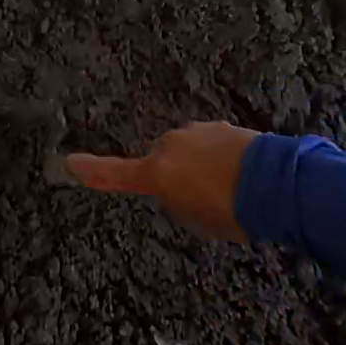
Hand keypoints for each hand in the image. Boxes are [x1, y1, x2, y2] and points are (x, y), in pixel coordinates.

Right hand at [66, 122, 260, 240]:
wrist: (275, 182)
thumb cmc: (231, 211)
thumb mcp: (197, 219)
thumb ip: (178, 200)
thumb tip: (178, 187)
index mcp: (158, 173)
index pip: (116, 173)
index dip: (92, 171)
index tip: (70, 162)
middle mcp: (171, 145)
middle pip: (162, 162)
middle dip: (176, 176)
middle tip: (204, 199)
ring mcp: (196, 132)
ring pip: (188, 151)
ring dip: (200, 164)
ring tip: (228, 188)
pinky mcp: (220, 125)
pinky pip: (210, 144)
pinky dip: (218, 156)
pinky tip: (240, 172)